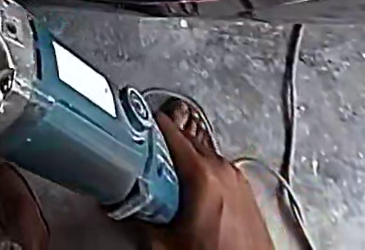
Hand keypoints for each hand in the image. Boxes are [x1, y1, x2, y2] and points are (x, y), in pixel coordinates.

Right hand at [140, 102, 273, 249]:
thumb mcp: (166, 244)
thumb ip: (138, 218)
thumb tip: (117, 206)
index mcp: (202, 172)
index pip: (168, 128)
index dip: (147, 126)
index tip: (134, 130)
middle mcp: (222, 168)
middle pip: (184, 139)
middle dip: (165, 147)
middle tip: (147, 161)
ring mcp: (237, 179)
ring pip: (202, 153)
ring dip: (185, 161)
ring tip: (171, 182)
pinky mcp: (247, 192)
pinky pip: (218, 169)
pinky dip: (204, 174)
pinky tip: (195, 195)